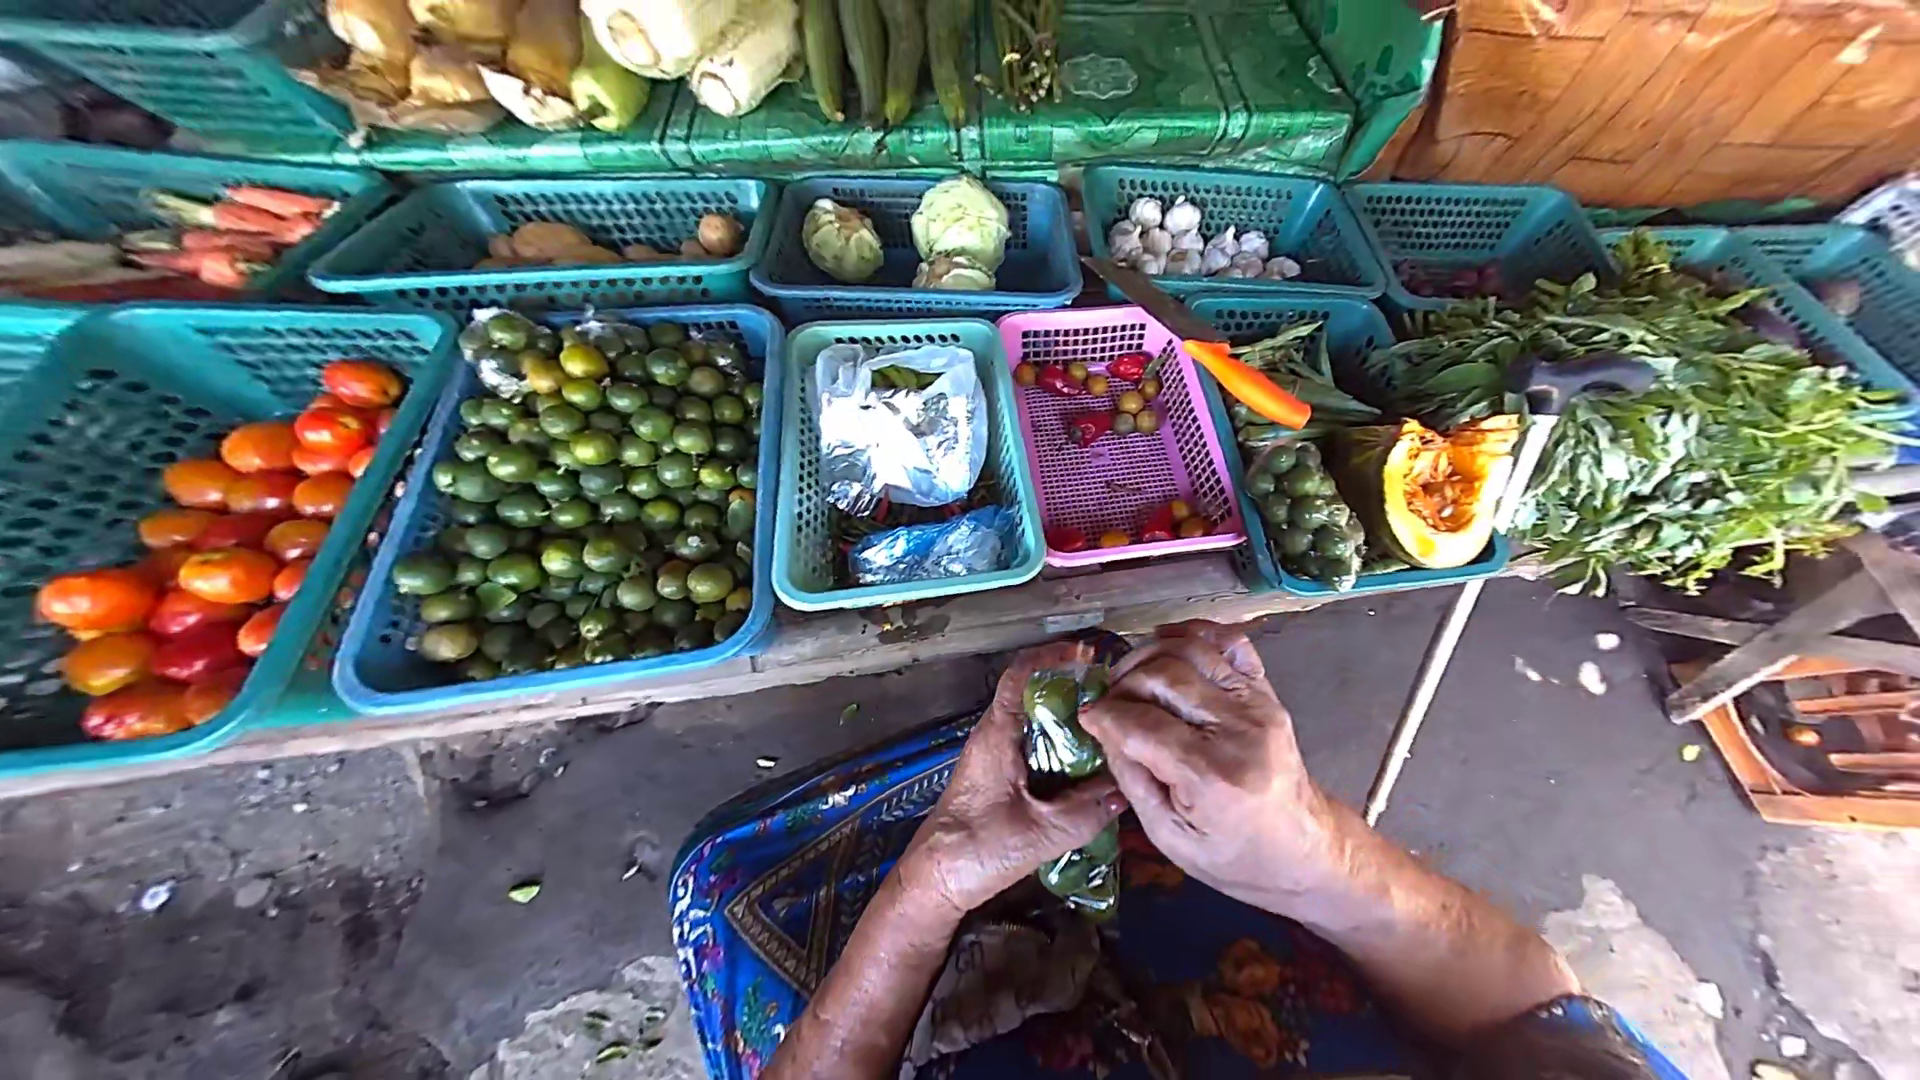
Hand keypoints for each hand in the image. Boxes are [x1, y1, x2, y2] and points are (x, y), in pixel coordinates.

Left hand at [899, 642, 1127, 920]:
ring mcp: (995, 753)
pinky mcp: (999, 774)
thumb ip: (1085, 812)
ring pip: (1034, 722)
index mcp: (997, 733)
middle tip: (1111, 696)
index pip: (1020, 675)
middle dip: (1070, 689)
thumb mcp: (1039, 833)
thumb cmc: (977, 848)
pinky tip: (1086, 765)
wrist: (934, 878)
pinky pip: (1033, 745)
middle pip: (1032, 694)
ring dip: (1066, 719)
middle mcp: (994, 734)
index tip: (1085, 653)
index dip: (1050, 656)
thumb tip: (1125, 792)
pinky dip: (1059, 746)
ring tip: (1108, 727)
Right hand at [1079, 622, 1344, 914]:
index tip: (1087, 716)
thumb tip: (1101, 724)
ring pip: (1190, 648)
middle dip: (1121, 683)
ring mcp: (1257, 703)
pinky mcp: (1266, 691)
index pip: (1141, 723)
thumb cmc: (1235, 857)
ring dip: (1148, 654)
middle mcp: (1239, 729)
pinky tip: (1167, 645)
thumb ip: (1130, 776)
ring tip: (1130, 675)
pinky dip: (1192, 633)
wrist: (1306, 851)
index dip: (1104, 714)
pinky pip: (1229, 641)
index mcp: (1213, 776)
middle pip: (1163, 675)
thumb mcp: (1169, 837)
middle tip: (1107, 700)